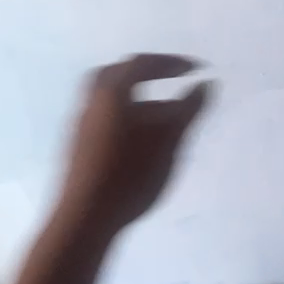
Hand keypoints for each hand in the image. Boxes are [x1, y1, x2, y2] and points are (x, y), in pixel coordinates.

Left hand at [59, 54, 212, 232]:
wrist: (84, 222)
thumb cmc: (130, 173)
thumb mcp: (170, 139)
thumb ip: (189, 108)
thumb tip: (206, 83)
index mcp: (112, 92)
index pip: (142, 63)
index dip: (171, 62)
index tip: (194, 70)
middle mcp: (91, 102)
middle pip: (117, 73)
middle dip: (147, 72)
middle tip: (170, 78)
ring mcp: (79, 126)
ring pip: (108, 97)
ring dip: (135, 96)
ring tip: (159, 113)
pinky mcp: (76, 149)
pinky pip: (103, 116)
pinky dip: (125, 115)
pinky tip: (140, 139)